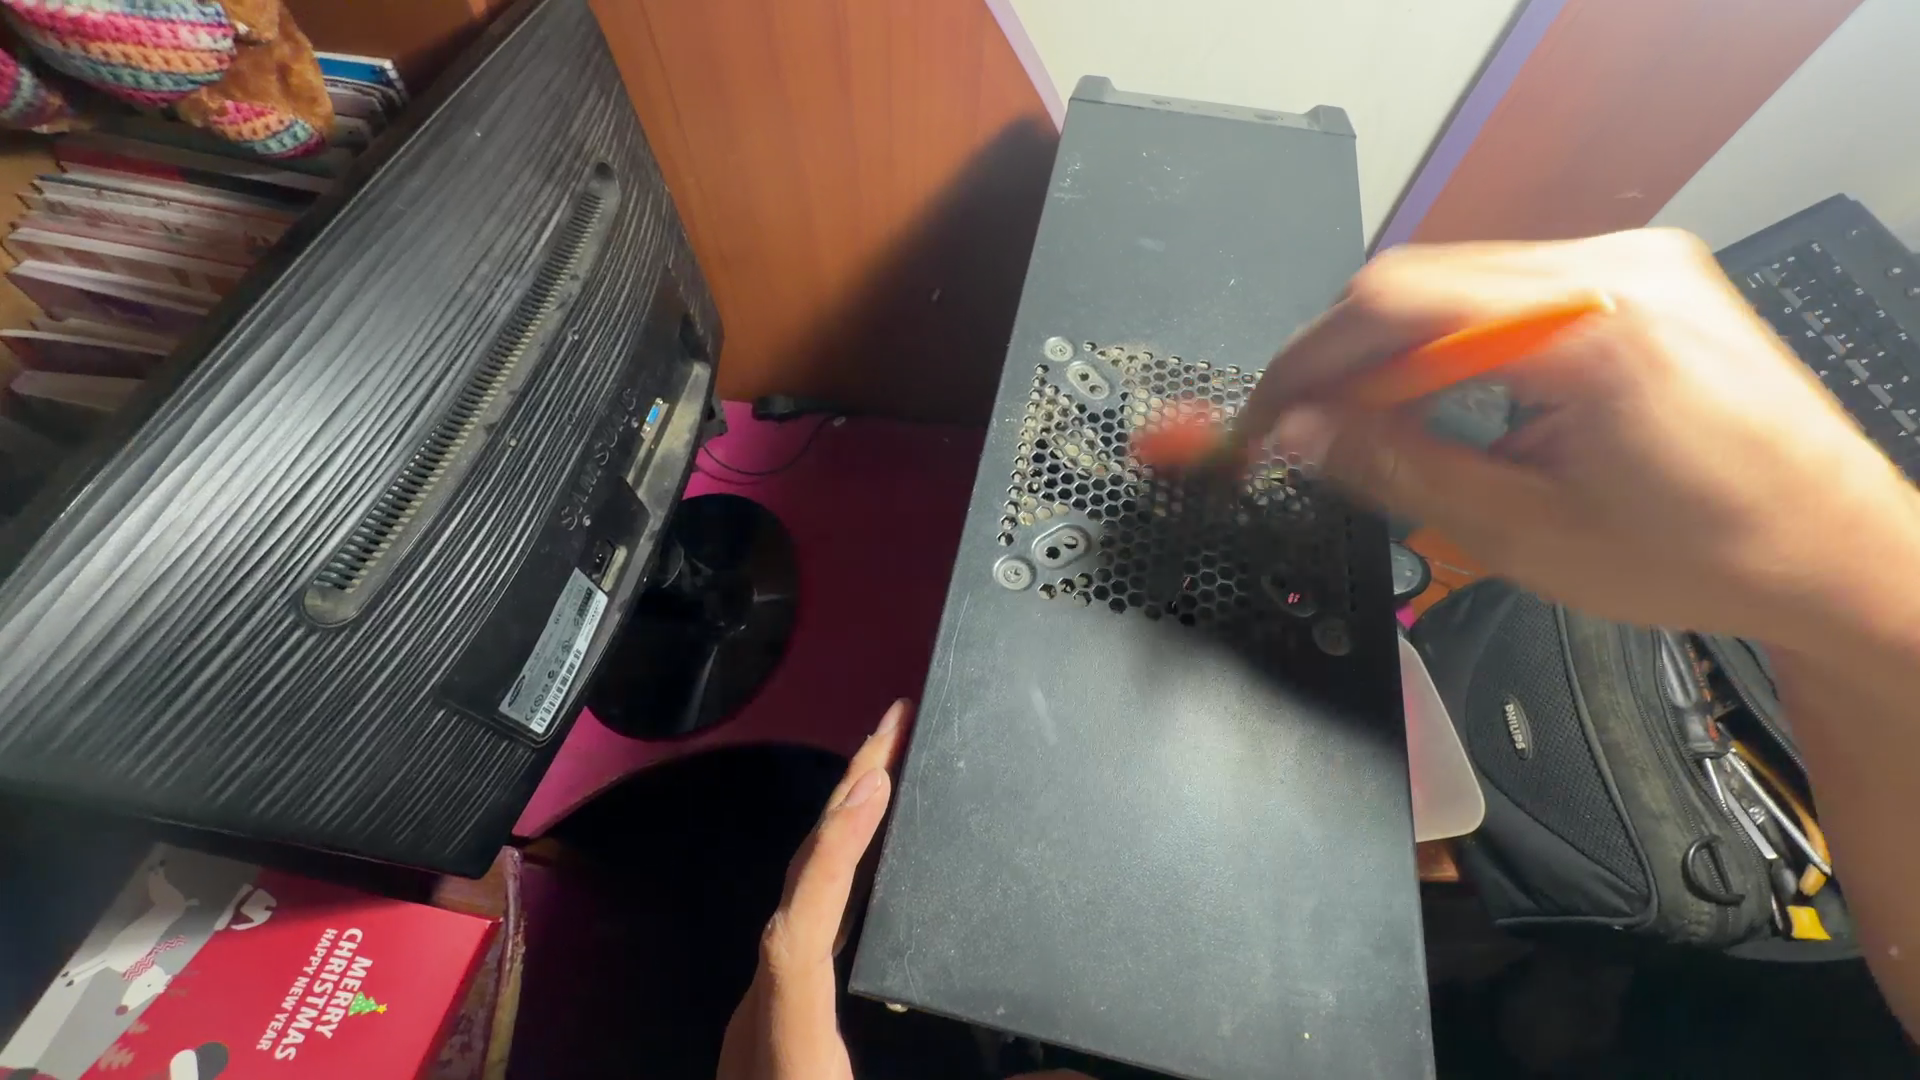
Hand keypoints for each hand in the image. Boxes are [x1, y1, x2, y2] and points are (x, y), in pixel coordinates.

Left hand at [715, 700, 1091, 1079]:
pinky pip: (801, 915)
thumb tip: (1079, 1068)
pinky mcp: (771, 1017)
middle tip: (891, 730)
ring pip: (794, 894)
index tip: (877, 787)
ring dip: (840, 823)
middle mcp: (765, 1018)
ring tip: (887, 766)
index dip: (836, 854)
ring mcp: (761, 1014)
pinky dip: (834, 865)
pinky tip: (863, 849)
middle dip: (843, 796)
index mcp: (789, 1052)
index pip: (798, 935)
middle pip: (795, 886)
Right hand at [1240, 229, 1919, 650]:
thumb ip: (1390, 467)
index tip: (1260, 417)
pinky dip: (1428, 350)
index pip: (1390, 308)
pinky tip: (1420, 401)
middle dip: (1330, 363)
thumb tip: (1298, 433)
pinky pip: (1484, 297)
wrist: (1833, 553)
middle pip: (1406, 286)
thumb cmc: (1705, 553)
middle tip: (1295, 429)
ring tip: (1355, 425)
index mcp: (1592, 329)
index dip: (1301, 364)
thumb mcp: (1515, 529)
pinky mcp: (1621, 282)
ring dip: (1376, 358)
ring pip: (1438, 288)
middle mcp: (1612, 271)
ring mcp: (1622, 267)